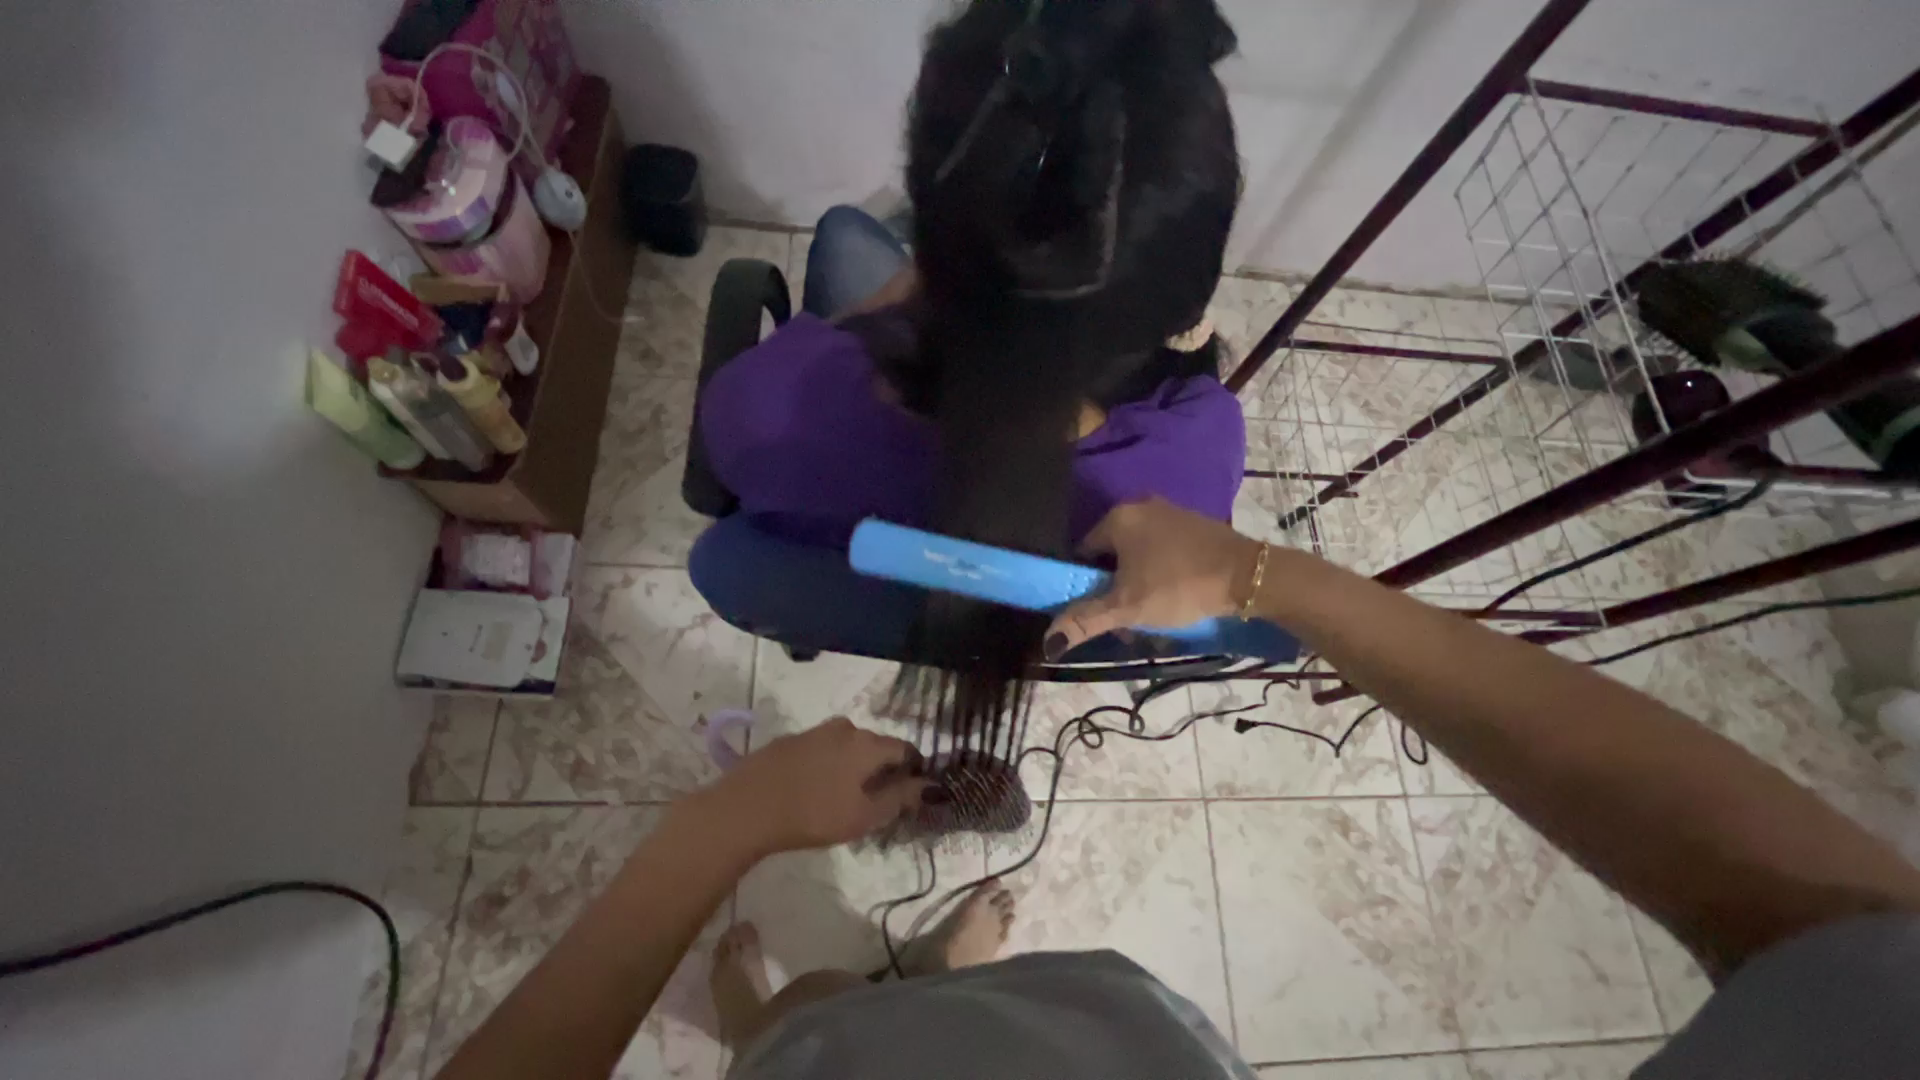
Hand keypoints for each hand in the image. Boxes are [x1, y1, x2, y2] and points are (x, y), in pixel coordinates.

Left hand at [697, 717, 928, 855]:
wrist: (747, 808)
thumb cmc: (814, 814)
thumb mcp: (864, 815)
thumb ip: (899, 797)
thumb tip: (928, 784)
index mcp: (867, 743)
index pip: (905, 749)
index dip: (913, 770)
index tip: (909, 794)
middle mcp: (845, 728)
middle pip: (875, 746)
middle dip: (881, 769)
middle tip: (875, 802)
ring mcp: (814, 731)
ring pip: (846, 747)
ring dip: (852, 767)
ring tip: (842, 797)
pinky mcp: (789, 741)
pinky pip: (821, 750)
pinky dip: (826, 765)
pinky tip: (814, 790)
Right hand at [1044, 497, 1261, 658]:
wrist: (1249, 577)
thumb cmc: (1180, 586)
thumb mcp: (1128, 607)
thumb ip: (1086, 620)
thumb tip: (1048, 642)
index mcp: (1117, 518)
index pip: (1082, 553)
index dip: (1085, 585)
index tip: (1099, 611)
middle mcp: (1139, 506)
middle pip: (1111, 554)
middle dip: (1114, 588)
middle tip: (1126, 619)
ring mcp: (1169, 512)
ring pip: (1138, 554)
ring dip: (1138, 583)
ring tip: (1151, 613)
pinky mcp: (1193, 524)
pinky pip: (1162, 550)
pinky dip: (1160, 572)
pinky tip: (1173, 596)